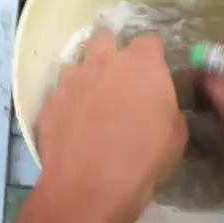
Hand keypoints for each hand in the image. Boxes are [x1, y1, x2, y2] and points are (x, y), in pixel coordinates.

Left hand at [35, 32, 185, 216]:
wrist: (89, 183)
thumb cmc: (143, 158)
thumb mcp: (175, 134)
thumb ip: (165, 107)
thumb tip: (157, 106)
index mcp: (141, 64)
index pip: (148, 41)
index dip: (151, 56)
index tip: (152, 73)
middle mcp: (102, 63)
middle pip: (104, 38)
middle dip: (110, 51)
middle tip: (117, 77)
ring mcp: (70, 81)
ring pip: (75, 64)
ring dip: (84, 76)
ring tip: (90, 101)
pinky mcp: (48, 103)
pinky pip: (58, 93)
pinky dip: (66, 102)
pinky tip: (71, 123)